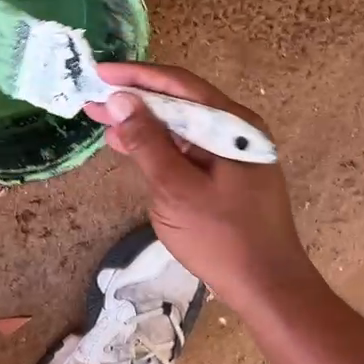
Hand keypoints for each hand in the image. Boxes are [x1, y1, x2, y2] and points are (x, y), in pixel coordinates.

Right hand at [86, 64, 318, 312]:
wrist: (269, 290)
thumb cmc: (223, 239)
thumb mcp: (176, 189)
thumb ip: (147, 142)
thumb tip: (120, 100)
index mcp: (233, 126)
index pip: (179, 85)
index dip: (136, 75)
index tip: (100, 72)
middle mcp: (235, 131)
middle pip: (179, 102)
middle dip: (134, 97)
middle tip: (93, 95)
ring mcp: (231, 153)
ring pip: (179, 125)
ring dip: (141, 121)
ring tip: (100, 118)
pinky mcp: (224, 174)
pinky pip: (185, 147)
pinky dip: (155, 144)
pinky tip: (126, 145)